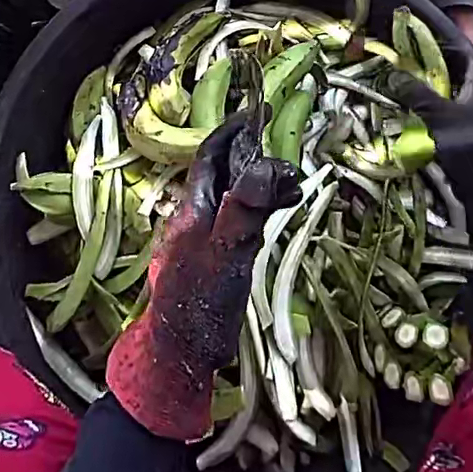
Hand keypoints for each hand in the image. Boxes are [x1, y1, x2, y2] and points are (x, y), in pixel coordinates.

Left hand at [107, 116, 299, 439]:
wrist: (179, 358)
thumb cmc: (199, 306)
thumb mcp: (226, 254)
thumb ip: (244, 209)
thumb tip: (265, 164)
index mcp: (192, 208)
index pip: (211, 156)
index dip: (234, 131)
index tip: (259, 113)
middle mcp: (195, 216)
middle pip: (225, 173)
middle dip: (255, 159)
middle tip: (288, 163)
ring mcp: (204, 237)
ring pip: (235, 196)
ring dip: (262, 186)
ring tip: (293, 190)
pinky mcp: (214, 256)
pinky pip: (239, 219)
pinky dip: (260, 210)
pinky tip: (277, 215)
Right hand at [387, 44, 472, 241]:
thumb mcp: (439, 116)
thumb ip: (416, 93)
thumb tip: (392, 72)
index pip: (459, 49)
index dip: (437, 40)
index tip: (412, 36)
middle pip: (455, 72)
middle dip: (429, 67)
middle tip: (400, 64)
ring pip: (454, 95)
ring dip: (431, 92)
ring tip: (403, 89)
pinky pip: (454, 116)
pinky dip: (436, 113)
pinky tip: (419, 119)